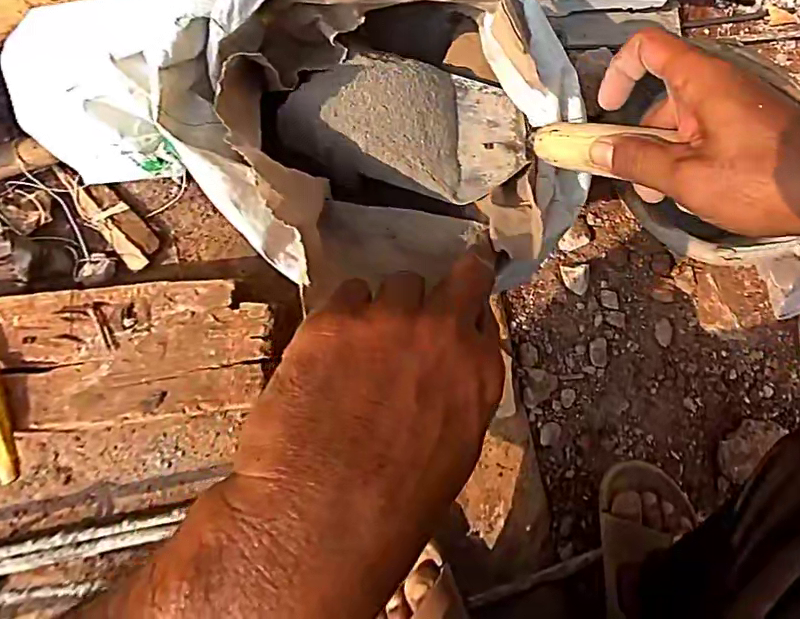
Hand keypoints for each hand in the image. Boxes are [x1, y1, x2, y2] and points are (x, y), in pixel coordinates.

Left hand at [86, 250, 503, 618]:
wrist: (313, 523)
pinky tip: (326, 351)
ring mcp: (390, 319)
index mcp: (480, 367)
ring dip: (388, 308)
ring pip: (398, 284)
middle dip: (449, 284)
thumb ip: (462, 387)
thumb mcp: (456, 447)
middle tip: (423, 307)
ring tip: (361, 345)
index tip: (456, 315)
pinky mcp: (336, 319)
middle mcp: (444, 330)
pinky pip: (347, 293)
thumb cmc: (392, 506)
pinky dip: (342, 316)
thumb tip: (451, 364)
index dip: (468, 312)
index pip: (486, 312)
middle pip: (461, 275)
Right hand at [592, 28, 799, 238]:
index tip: (606, 108)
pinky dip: (691, 155)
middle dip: (640, 133)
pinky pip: (708, 131)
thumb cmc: (766, 179)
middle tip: (631, 174)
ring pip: (684, 119)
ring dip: (665, 152)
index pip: (645, 46)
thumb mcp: (689, 177)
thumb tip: (598, 149)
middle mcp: (719, 82)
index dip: (617, 71)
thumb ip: (638, 160)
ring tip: (664, 195)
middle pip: (661, 93)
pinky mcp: (752, 125)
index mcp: (700, 78)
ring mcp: (738, 104)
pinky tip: (693, 192)